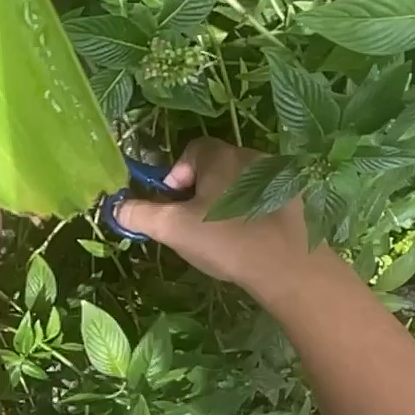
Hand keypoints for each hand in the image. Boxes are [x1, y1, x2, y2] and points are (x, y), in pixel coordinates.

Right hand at [114, 138, 335, 300]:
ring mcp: (279, 177)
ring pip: (242, 182)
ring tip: (222, 233)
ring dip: (228, 200)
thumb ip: (140, 214)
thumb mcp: (172, 229)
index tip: (172, 202)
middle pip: (217, 166)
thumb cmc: (224, 239)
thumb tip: (116, 207)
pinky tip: (250, 239)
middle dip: (202, 189)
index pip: (192, 150)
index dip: (177, 174)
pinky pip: (266, 198)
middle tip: (194, 222)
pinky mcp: (299, 199)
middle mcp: (252, 157)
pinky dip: (254, 212)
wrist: (288, 265)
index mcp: (221, 157)